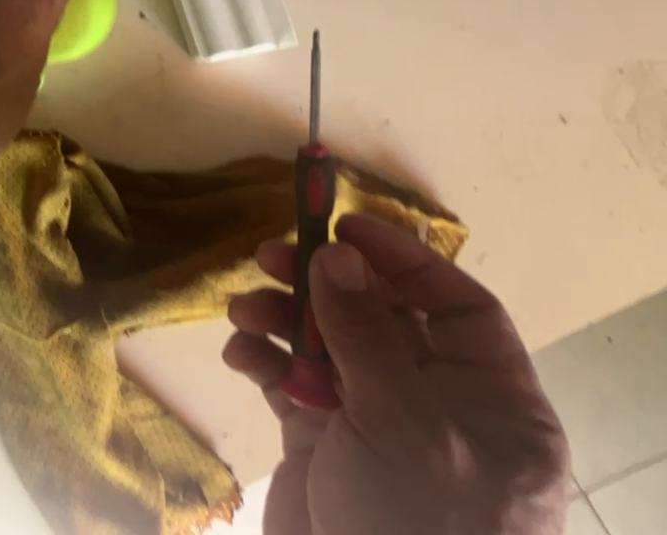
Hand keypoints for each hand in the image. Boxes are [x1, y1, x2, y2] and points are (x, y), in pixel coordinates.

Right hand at [224, 214, 570, 534]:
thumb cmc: (418, 521)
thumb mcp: (402, 423)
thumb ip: (366, 335)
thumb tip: (335, 254)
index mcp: (489, 402)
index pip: (457, 308)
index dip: (401, 260)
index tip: (338, 226)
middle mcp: (434, 401)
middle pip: (377, 316)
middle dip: (320, 283)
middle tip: (265, 257)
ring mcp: (373, 418)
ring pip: (324, 341)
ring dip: (279, 319)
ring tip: (242, 314)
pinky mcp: (321, 435)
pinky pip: (289, 378)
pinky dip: (263, 362)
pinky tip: (242, 361)